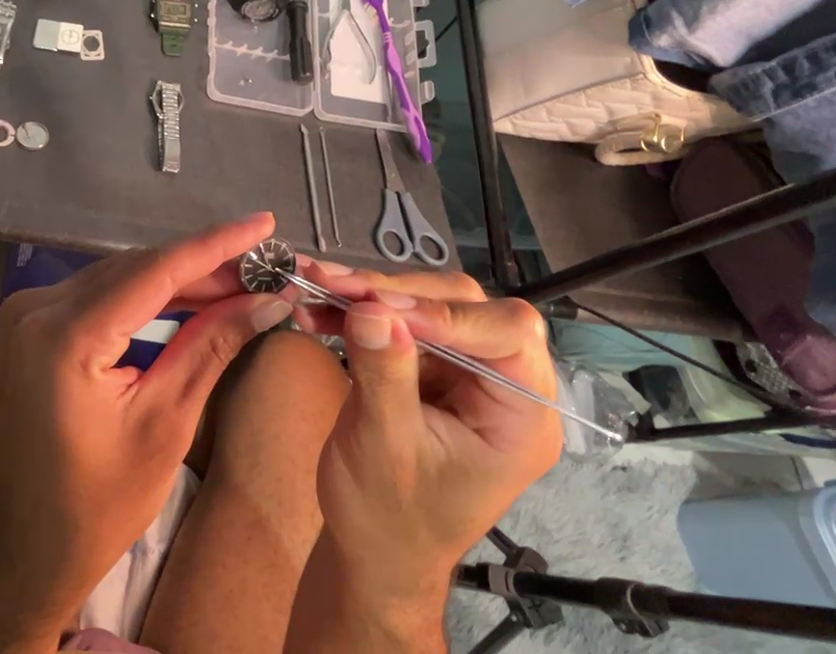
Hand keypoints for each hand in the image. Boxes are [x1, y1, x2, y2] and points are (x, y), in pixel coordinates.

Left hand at [0, 214, 295, 649]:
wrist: (29, 541)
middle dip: (203, 266)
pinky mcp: (32, 323)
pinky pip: (100, 295)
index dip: (215, 246)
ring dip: (178, 279)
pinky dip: (146, 296)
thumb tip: (266, 299)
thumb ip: (211, 346)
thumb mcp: (167, 422)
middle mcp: (38, 309)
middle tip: (265, 266)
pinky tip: (191, 297)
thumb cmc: (101, 502)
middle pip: (136, 270)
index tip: (263, 225)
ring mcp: (29, 312)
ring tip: (241, 280)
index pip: (154, 272)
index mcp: (66, 337)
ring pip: (119, 278)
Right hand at [289, 266, 561, 649]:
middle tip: (331, 283)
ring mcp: (462, 370)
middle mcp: (502, 382)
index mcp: (521, 414)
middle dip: (394, 292)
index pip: (507, 335)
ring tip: (314, 285)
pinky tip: (315, 309)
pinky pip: (397, 320)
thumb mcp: (384, 447)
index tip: (378, 306)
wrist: (371, 550)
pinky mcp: (428, 365)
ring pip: (426, 304)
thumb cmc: (388, 517)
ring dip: (367, 294)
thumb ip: (385, 374)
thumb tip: (370, 309)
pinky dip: (356, 310)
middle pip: (463, 307)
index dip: (445, 313)